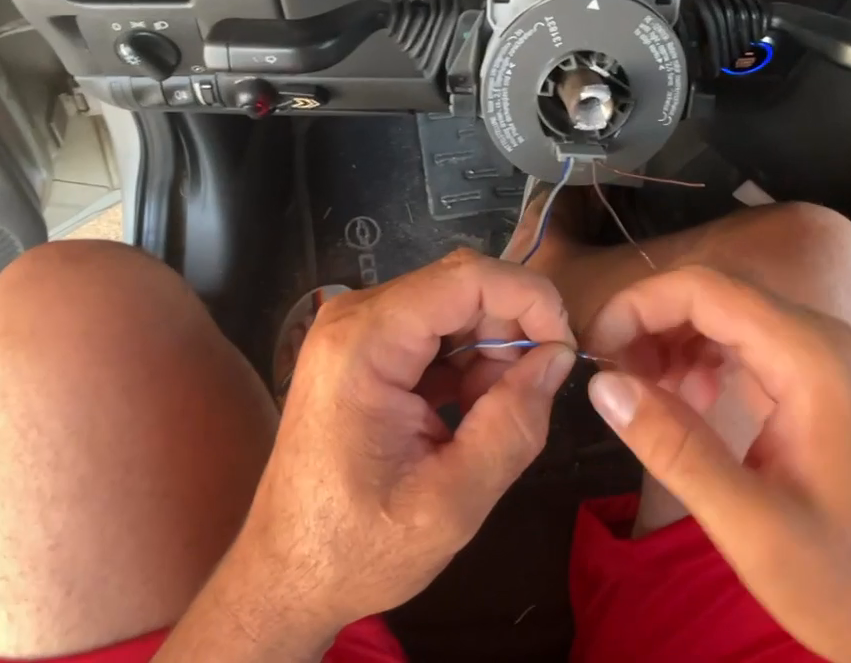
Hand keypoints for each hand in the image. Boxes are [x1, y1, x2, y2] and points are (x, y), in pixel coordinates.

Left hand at [160, 251, 575, 660]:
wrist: (285, 573)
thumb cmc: (358, 548)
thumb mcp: (452, 502)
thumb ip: (513, 424)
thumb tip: (559, 356)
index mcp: (366, 341)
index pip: (467, 277)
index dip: (530, 299)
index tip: (565, 349)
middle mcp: (355, 315)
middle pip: (460, 286)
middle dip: (510, 331)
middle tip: (528, 398)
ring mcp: (355, 327)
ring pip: (452, 305)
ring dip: (489, 351)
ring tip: (488, 419)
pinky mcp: (362, 346)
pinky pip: (432, 329)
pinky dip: (464, 363)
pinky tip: (462, 415)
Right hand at [582, 267, 850, 662]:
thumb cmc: (849, 583)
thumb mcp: (750, 525)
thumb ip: (673, 447)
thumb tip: (600, 384)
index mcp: (811, 358)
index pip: (706, 289)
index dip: (638, 306)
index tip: (593, 350)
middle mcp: (821, 340)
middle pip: (714, 295)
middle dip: (650, 325)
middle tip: (609, 378)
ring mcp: (824, 358)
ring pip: (726, 316)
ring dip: (672, 343)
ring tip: (638, 395)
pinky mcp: (819, 381)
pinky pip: (746, 346)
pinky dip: (701, 362)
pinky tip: (681, 403)